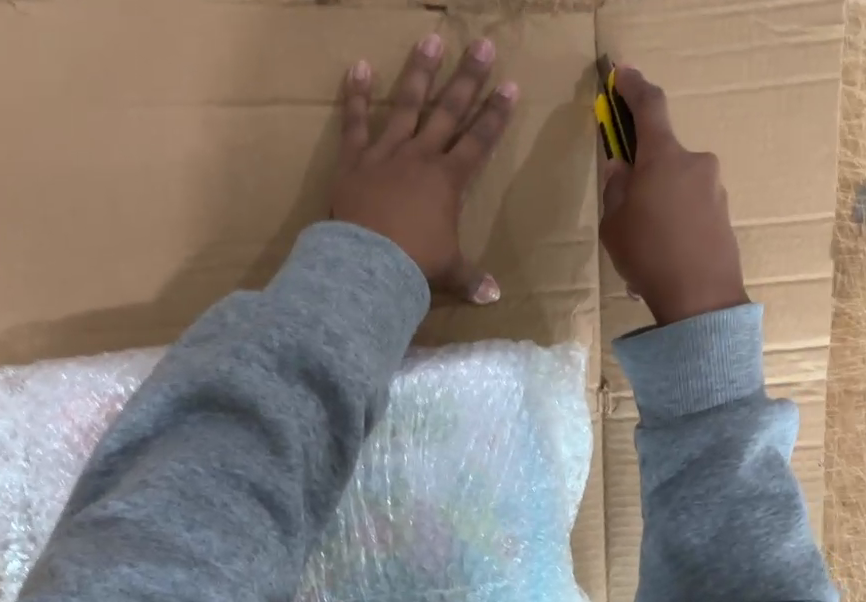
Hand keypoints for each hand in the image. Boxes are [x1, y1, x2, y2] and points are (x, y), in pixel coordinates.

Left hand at [331, 35, 518, 303]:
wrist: (368, 265)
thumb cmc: (413, 266)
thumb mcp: (447, 272)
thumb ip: (470, 278)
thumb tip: (494, 297)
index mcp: (448, 182)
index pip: (479, 141)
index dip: (495, 115)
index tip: (510, 86)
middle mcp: (421, 158)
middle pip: (449, 112)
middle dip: (468, 79)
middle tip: (482, 45)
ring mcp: (386, 155)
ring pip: (406, 106)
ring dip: (420, 73)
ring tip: (430, 40)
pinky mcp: (354, 161)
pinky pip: (355, 123)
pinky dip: (356, 96)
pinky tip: (359, 67)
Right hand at [599, 66, 749, 325]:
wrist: (700, 298)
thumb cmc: (648, 255)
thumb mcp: (614, 224)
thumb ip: (615, 188)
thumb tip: (620, 167)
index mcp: (663, 157)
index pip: (650, 106)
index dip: (632, 88)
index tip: (621, 74)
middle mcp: (695, 162)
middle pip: (661, 156)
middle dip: (641, 175)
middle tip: (622, 210)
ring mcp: (714, 188)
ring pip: (674, 186)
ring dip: (655, 205)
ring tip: (639, 248)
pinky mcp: (722, 213)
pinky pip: (687, 210)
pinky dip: (670, 225)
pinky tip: (658, 259)